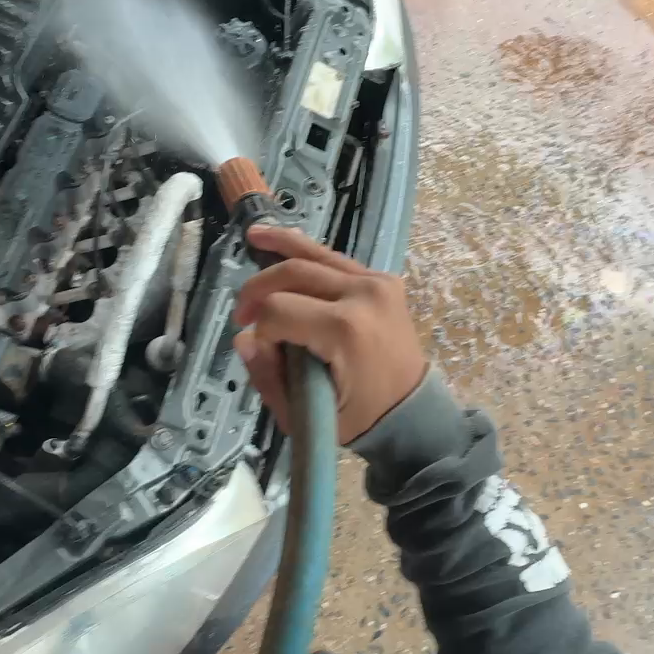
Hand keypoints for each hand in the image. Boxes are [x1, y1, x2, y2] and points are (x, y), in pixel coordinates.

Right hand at [232, 225, 427, 443]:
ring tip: (252, 236)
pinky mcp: (383, 280)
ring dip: (280, 245)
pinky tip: (283, 242)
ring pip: (316, 255)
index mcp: (345, 330)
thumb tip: (244, 338)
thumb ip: (269, 376)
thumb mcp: (306, 414)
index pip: (279, 310)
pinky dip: (308, 251)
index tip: (261, 347)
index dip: (259, 327)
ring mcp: (377, 283)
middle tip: (241, 313)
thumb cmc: (359, 418)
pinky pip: (336, 260)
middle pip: (293, 273)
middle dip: (259, 289)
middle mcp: (363, 295)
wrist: (411, 411)